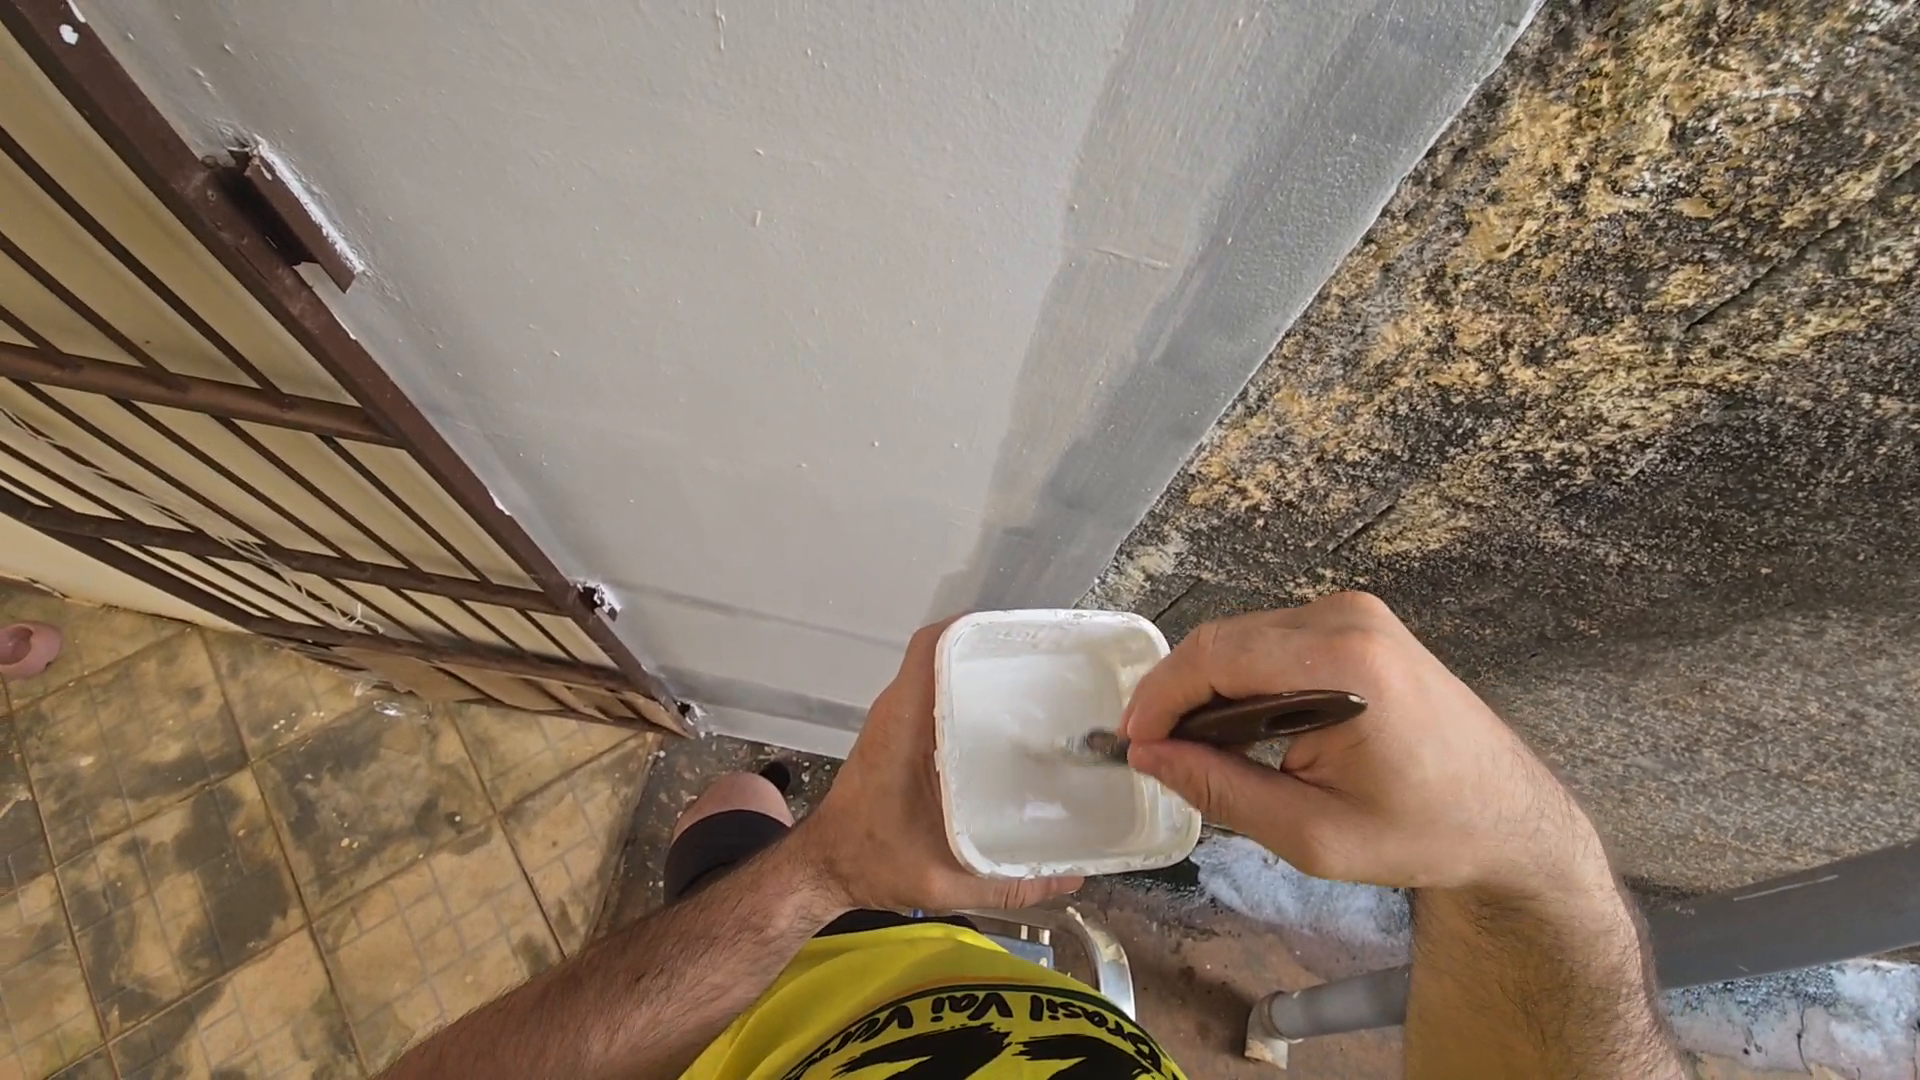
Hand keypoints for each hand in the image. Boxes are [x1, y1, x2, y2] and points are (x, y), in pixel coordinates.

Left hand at [795, 618, 1082, 912]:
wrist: (825, 866)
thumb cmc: (873, 862)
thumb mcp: (944, 881)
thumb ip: (1008, 885)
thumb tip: (1071, 876)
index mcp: (904, 725)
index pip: (930, 648)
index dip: (970, 628)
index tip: (1017, 637)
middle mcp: (898, 710)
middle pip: (942, 653)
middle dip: (990, 651)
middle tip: (1044, 668)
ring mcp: (895, 718)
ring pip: (938, 671)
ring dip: (978, 671)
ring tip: (1033, 689)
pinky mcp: (897, 731)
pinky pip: (934, 694)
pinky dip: (965, 694)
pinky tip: (1003, 722)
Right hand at [1123, 592, 1611, 898]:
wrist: (1512, 818)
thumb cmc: (1423, 834)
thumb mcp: (1313, 835)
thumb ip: (1221, 790)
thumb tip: (1148, 755)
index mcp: (1345, 662)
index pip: (1216, 656)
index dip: (1161, 696)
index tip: (1133, 741)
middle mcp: (1346, 617)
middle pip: (1222, 640)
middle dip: (1176, 692)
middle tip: (1155, 748)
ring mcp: (1353, 611)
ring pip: (1239, 636)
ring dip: (1204, 685)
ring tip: (1193, 742)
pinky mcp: (1354, 620)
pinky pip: (1266, 639)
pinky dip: (1236, 676)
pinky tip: (1235, 721)